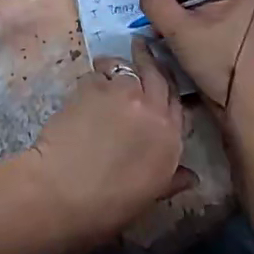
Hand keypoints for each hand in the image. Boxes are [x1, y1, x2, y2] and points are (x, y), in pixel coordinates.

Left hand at [19, 40, 196, 249]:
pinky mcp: (94, 85)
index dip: (170, 91)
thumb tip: (192, 176)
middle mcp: (152, 109)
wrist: (62, 191)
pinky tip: (89, 84)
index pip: (178, 104)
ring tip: (110, 64)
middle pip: (158, 75)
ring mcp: (123, 93)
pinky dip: (97, 74)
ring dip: (121, 65)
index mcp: (170, 140)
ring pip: (128, 68)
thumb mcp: (148, 196)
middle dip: (152, 60)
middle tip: (144, 47)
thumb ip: (171, 179)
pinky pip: (100, 72)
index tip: (164, 81)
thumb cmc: (107, 206)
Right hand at [137, 0, 253, 109]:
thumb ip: (155, 1)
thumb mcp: (177, 29)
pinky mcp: (229, 26)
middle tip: (165, 28)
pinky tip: (181, 41)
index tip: (167, 16)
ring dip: (176, 15)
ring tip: (171, 36)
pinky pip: (200, 12)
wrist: (238, 102)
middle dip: (172, 3)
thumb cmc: (212, 61)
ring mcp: (234, 11)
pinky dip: (186, 23)